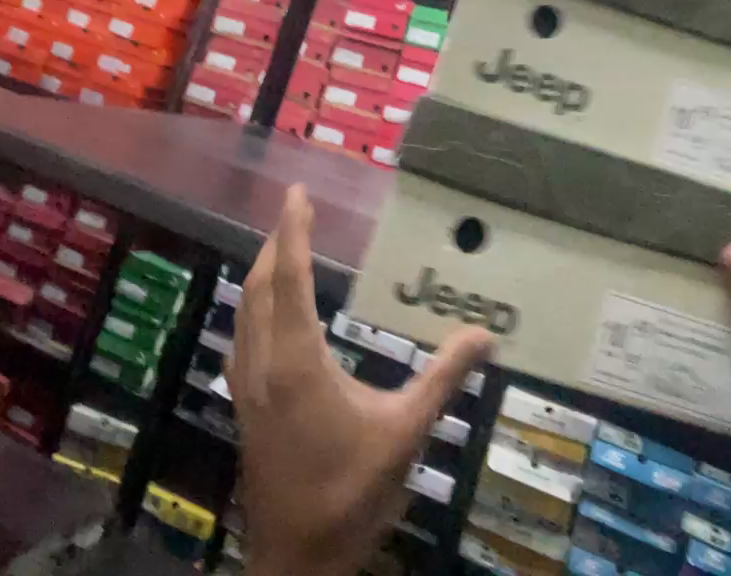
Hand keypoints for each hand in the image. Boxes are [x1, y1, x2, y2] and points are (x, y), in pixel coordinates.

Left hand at [232, 185, 494, 575]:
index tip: (298, 192)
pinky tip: (277, 311)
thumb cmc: (351, 492)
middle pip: (260, 286)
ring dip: (263, 271)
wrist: (297, 561)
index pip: (291, 279)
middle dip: (275, 241)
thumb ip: (443, 378)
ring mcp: (248, 386)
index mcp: (298, 362)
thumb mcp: (406, 433)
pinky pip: (246, 333)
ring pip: (247, 310)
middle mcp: (264, 364)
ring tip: (286, 246)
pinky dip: (259, 303)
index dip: (293, 231)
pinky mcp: (246, 405)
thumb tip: (485, 335)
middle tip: (297, 209)